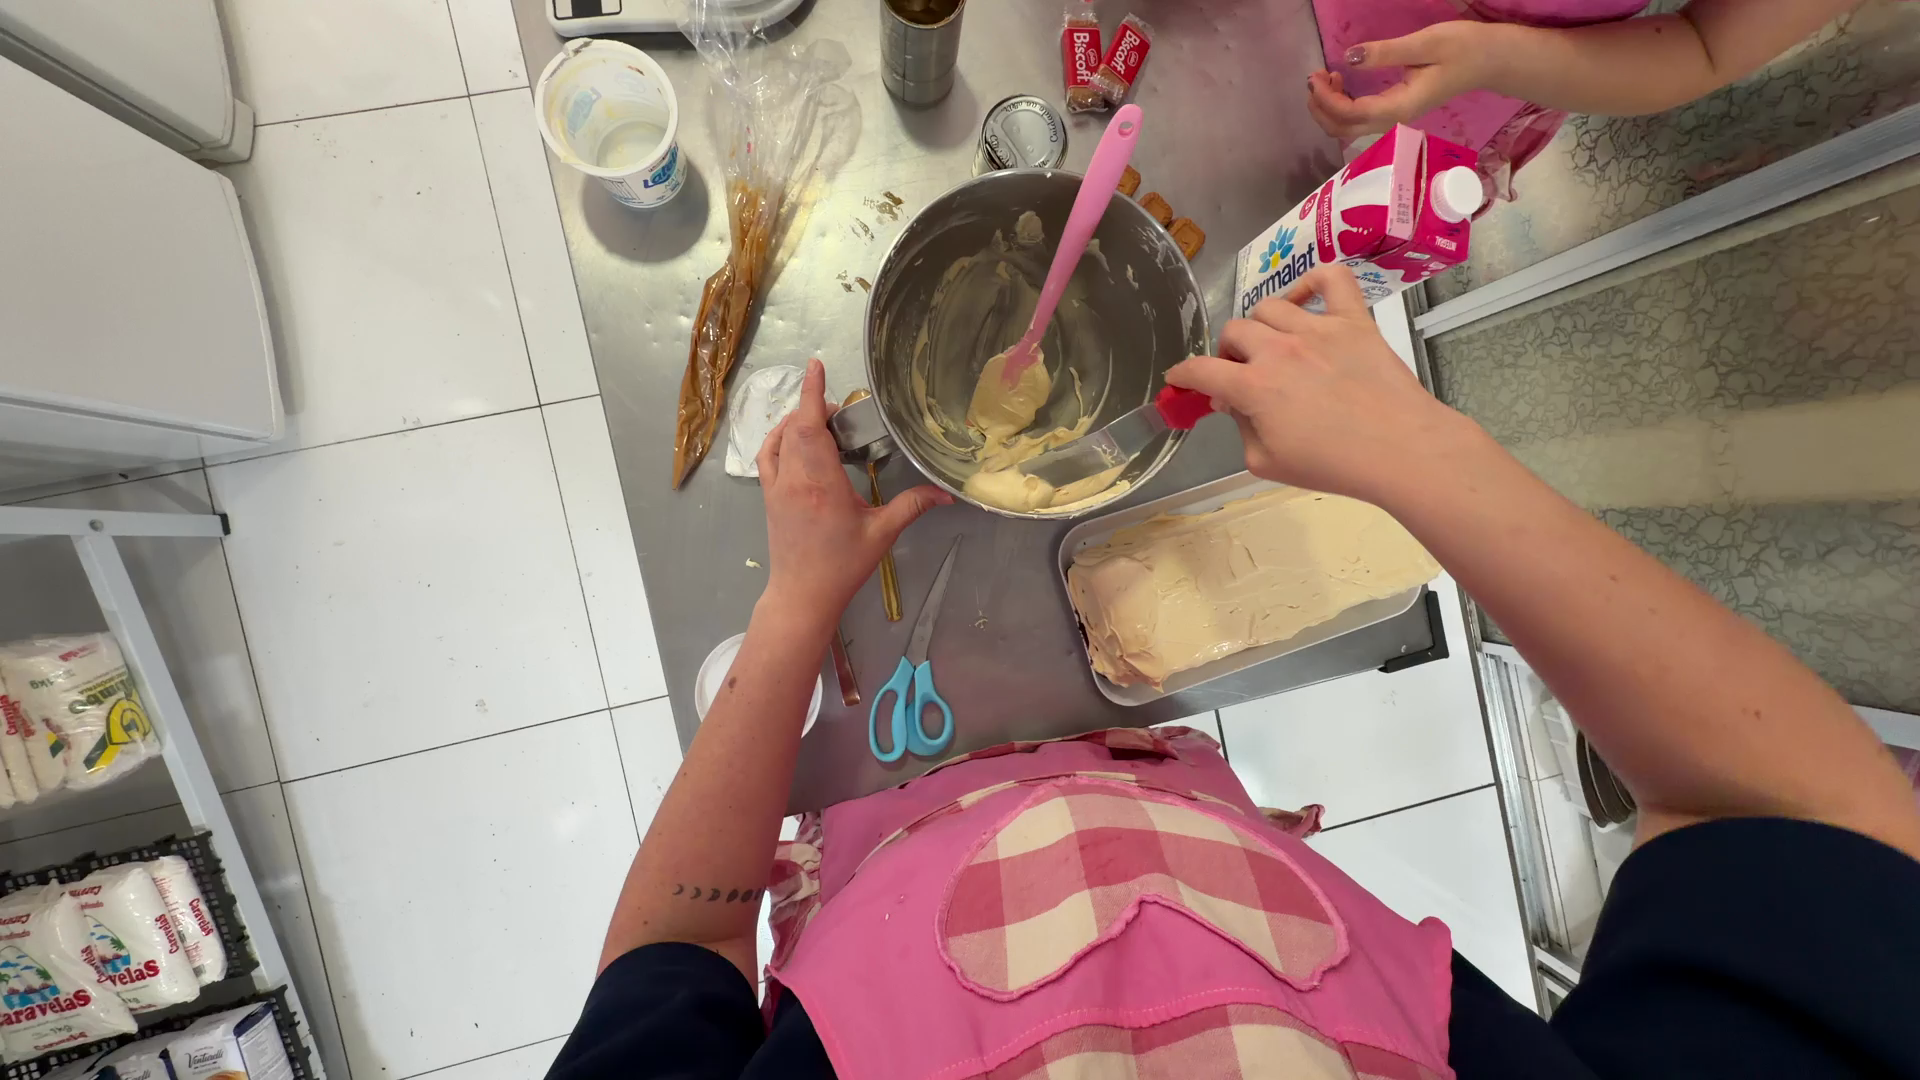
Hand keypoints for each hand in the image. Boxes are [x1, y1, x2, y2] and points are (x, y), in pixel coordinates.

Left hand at [757, 359, 951, 618]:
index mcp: (821, 483)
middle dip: (813, 407)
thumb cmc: (842, 565)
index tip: (816, 366)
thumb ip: (912, 507)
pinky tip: (794, 441)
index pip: (810, 426)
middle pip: (795, 427)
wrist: (802, 594)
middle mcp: (794, 479)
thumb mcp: (882, 534)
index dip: (812, 392)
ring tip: (821, 422)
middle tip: (840, 411)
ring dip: (796, 421)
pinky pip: (768, 456)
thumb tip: (946, 494)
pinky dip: (779, 438)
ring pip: (778, 438)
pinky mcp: (769, 496)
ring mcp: (776, 487)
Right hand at [1165, 265, 1482, 504]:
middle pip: (1233, 332)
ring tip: (1272, 345)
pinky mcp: (1354, 320)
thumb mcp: (1265, 462)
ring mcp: (1317, 329)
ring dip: (1261, 327)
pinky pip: (1330, 278)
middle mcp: (1278, 349)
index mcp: (1253, 387)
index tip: (1179, 380)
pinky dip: (1312, 283)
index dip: (1182, 375)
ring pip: (1269, 306)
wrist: (1400, 450)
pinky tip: (1306, 303)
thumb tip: (1233, 404)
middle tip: (1240, 374)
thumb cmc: (1331, 465)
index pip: (1200, 370)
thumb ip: (1241, 428)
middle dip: (1227, 353)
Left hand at [1306, 22, 1492, 139]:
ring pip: (1346, 127)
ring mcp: (1390, 120)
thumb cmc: (1464, 48)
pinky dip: (1340, 106)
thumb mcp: (1425, 44)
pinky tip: (1340, 84)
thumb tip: (1348, 58)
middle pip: (1342, 129)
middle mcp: (1390, 121)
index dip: (1327, 100)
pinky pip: (1356, 119)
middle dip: (1321, 107)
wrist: (1491, 60)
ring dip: (1328, 108)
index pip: (1350, 113)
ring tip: (1324, 78)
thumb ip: (1384, 53)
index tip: (1315, 77)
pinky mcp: (1391, 112)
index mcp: (1398, 108)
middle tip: (1314, 78)